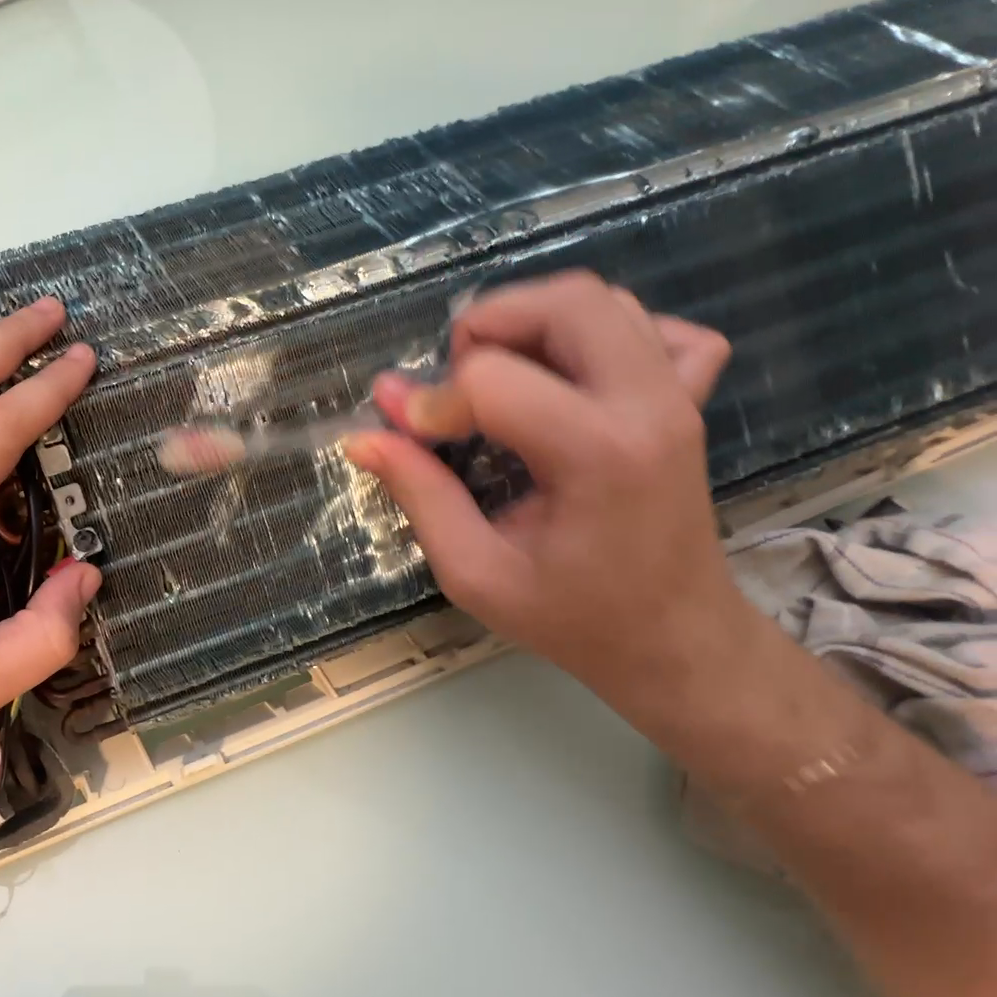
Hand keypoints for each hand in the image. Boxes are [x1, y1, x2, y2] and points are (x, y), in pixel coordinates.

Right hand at [346, 271, 741, 705]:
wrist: (674, 638)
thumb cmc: (571, 616)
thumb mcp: (473, 570)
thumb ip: (419, 493)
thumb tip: (364, 435)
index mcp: (597, 453)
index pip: (494, 380)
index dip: (430, 402)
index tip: (405, 438)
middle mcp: (648, 404)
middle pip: (566, 303)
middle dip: (486, 326)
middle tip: (451, 382)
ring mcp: (678, 394)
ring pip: (604, 301)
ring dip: (531, 324)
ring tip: (492, 381)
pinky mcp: (689, 398)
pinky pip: (653, 328)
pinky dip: (600, 333)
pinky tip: (567, 376)